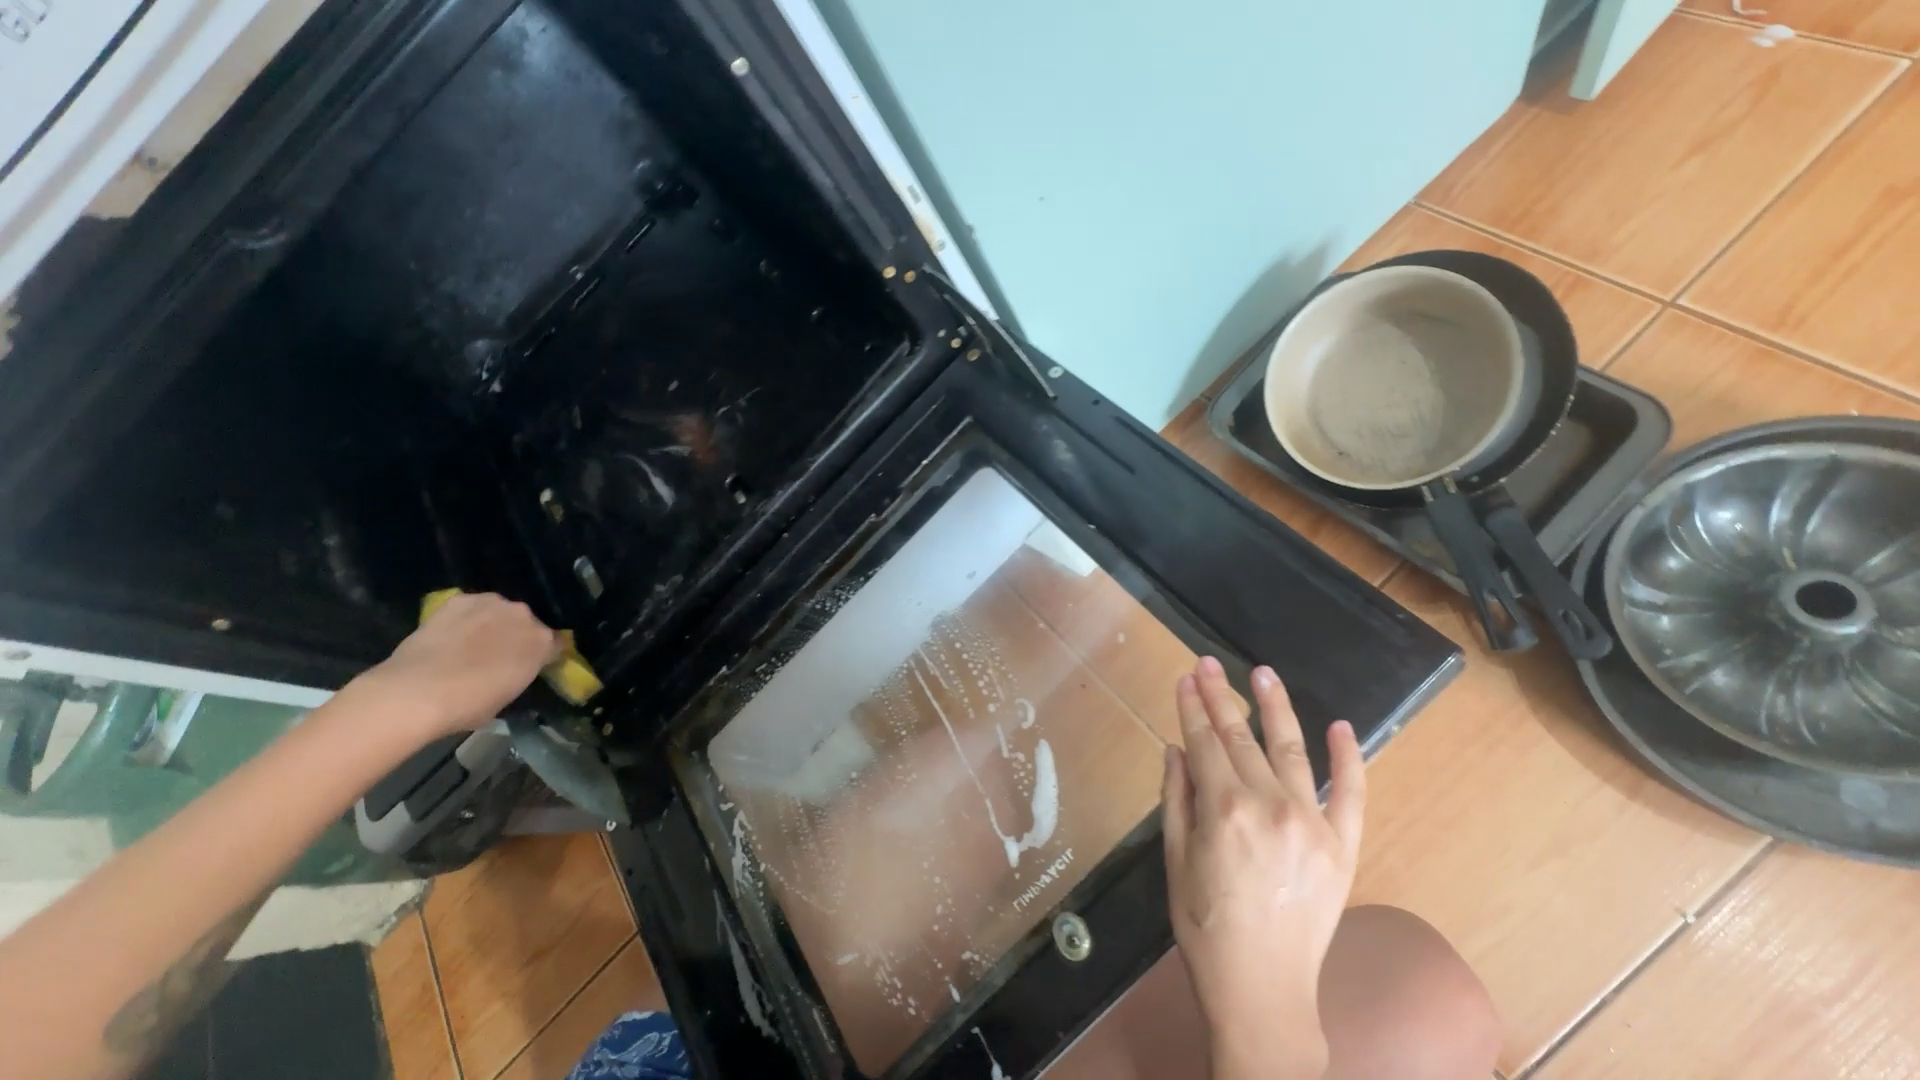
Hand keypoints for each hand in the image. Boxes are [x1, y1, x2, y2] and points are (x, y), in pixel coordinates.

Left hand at [353, 592, 560, 739]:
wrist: (418, 691)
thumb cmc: (469, 705)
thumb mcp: (508, 695)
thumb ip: (519, 674)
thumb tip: (511, 670)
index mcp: (542, 642)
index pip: (556, 644)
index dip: (544, 655)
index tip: (532, 666)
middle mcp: (523, 615)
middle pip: (527, 623)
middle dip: (516, 636)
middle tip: (498, 656)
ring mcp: (491, 603)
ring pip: (498, 612)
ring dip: (492, 624)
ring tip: (471, 644)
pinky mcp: (459, 599)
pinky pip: (471, 607)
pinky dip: (466, 618)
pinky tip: (451, 635)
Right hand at [1162, 657, 1365, 1079]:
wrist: (1262, 988)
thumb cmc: (1205, 928)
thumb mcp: (1176, 862)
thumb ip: (1176, 800)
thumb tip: (1175, 749)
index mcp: (1223, 810)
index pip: (1204, 742)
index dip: (1192, 708)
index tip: (1185, 678)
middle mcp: (1269, 805)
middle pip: (1241, 738)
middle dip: (1221, 697)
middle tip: (1209, 664)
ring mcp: (1312, 822)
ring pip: (1291, 750)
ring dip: (1275, 708)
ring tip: (1262, 675)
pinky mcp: (1343, 844)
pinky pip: (1350, 792)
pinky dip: (1347, 757)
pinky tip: (1339, 726)